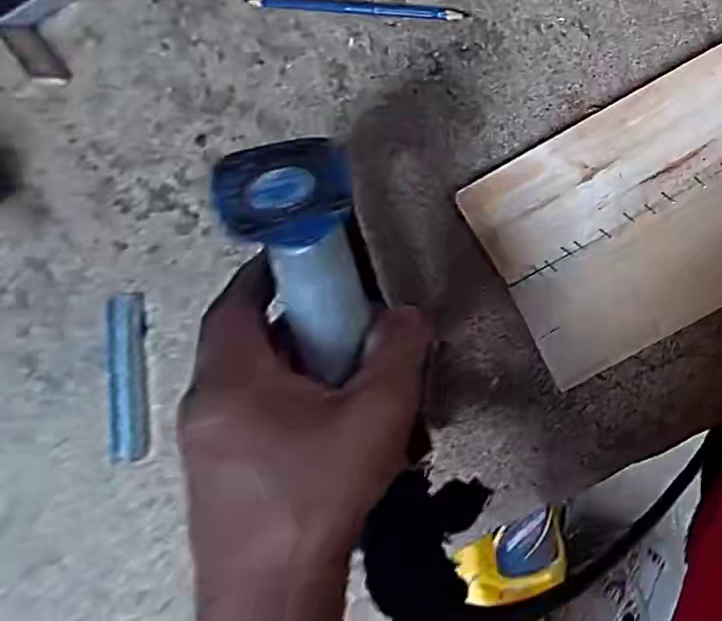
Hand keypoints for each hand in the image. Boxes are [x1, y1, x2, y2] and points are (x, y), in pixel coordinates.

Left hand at [179, 255, 430, 620]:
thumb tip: (402, 314)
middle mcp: (211, 408)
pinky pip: (274, 408)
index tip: (310, 250)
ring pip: (273, 378)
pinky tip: (360, 420)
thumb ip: (398, 346)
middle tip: (370, 321)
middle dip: (319, 323)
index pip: (236, 307)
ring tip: (377, 380)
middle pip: (261, 341)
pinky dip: (317, 395)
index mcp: (233, 385)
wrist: (278, 579)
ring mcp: (216, 441)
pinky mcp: (233, 466)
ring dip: (324, 364)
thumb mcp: (381, 404)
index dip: (270, 271)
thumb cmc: (323, 485)